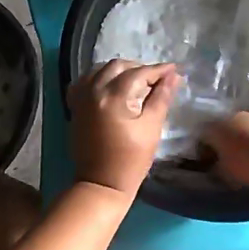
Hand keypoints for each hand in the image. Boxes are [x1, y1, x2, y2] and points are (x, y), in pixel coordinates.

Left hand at [68, 60, 179, 195]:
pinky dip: (98, 78)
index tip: (173, 69)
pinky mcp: (75, 106)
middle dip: (138, 68)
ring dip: (118, 70)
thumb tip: (173, 76)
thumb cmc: (131, 160)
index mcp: (114, 96)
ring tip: (135, 81)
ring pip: (99, 70)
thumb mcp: (151, 128)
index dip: (158, 70)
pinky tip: (109, 86)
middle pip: (117, 66)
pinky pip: (85, 82)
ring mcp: (81, 98)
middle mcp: (93, 91)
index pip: (138, 73)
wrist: (102, 183)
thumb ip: (161, 98)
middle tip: (155, 79)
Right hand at [203, 111, 248, 189]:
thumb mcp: (224, 174)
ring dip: (235, 140)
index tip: (205, 162)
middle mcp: (231, 116)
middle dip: (218, 143)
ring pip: (236, 128)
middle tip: (221, 159)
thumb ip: (213, 168)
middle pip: (218, 128)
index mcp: (215, 127)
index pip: (200, 135)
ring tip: (241, 157)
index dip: (200, 150)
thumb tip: (211, 166)